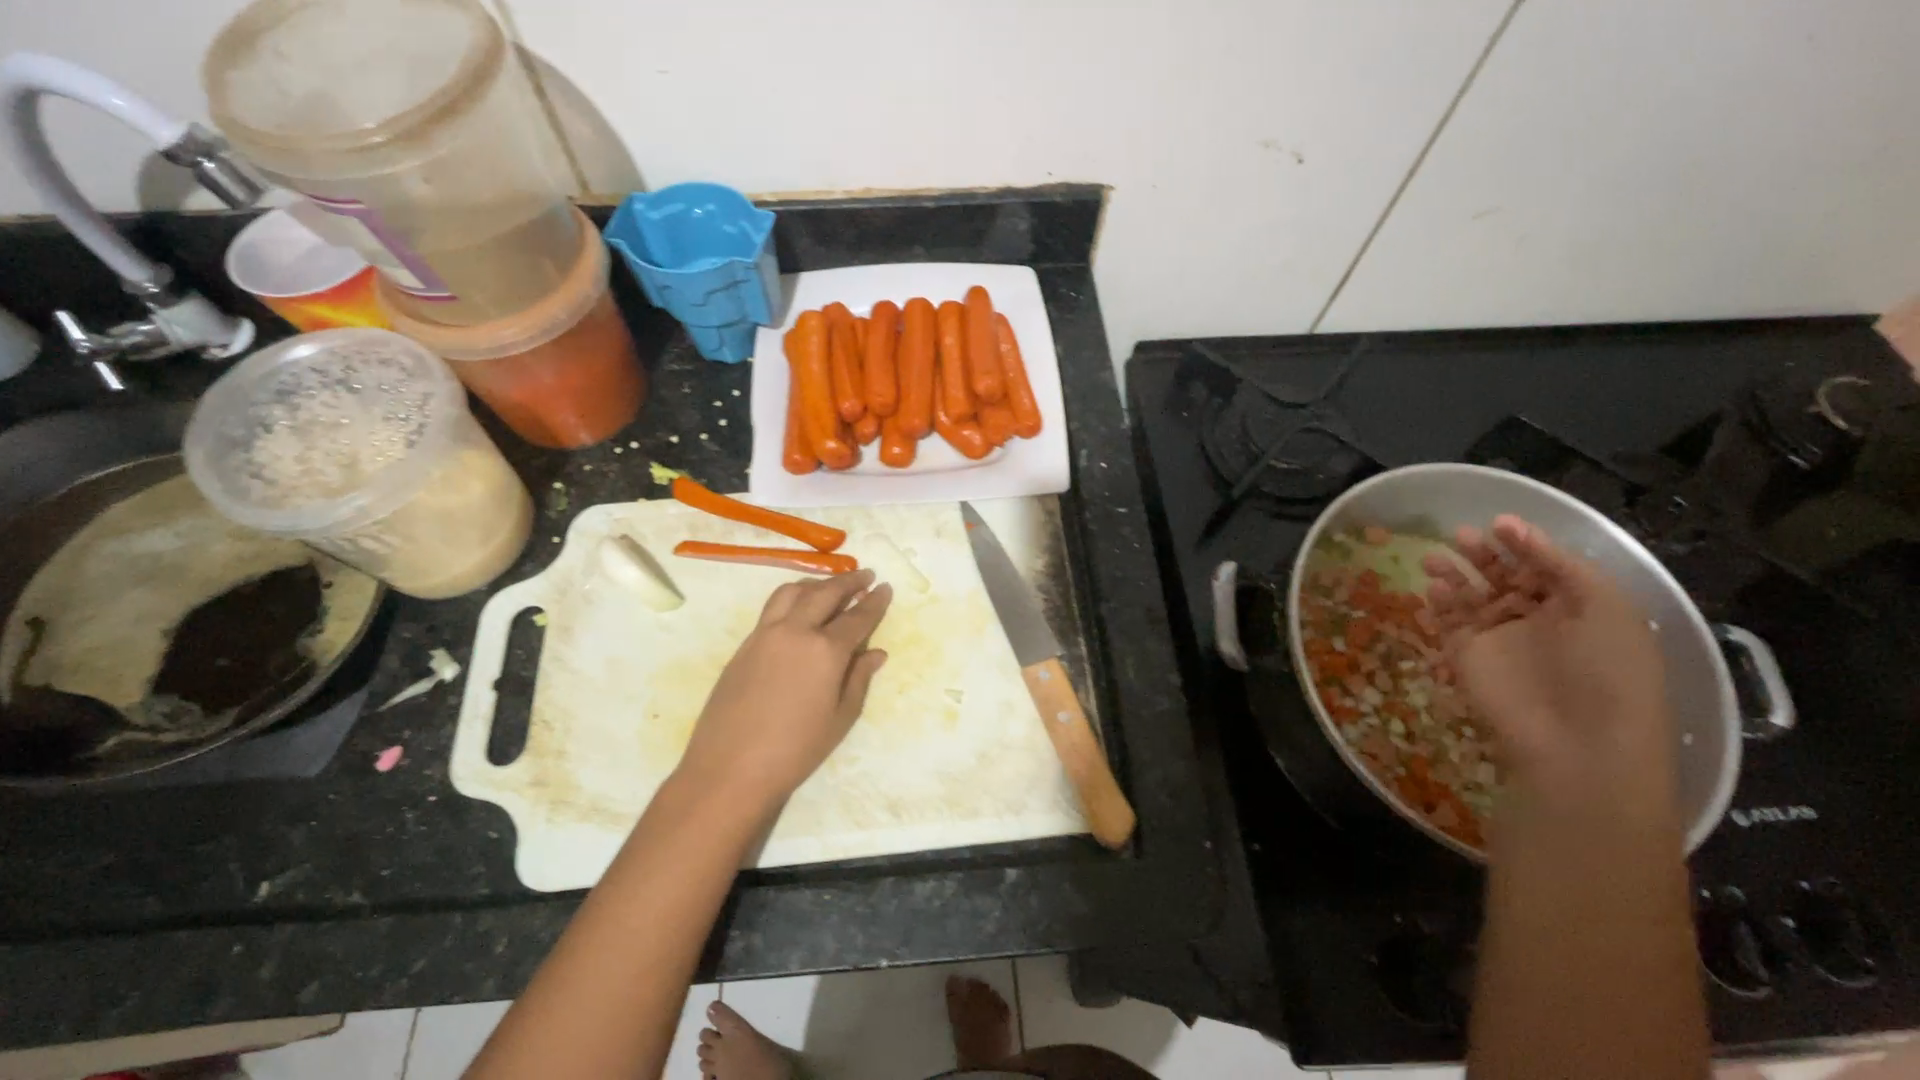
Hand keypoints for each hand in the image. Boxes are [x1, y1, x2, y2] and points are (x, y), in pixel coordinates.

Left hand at [675, 570, 893, 807]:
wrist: (730, 768)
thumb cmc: (795, 750)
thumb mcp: (840, 719)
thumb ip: (859, 679)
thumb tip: (876, 652)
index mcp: (825, 650)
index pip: (857, 617)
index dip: (875, 602)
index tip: (885, 587)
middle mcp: (795, 631)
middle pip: (824, 594)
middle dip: (847, 582)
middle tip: (864, 576)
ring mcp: (764, 635)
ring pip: (792, 593)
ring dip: (816, 584)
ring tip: (831, 586)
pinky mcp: (744, 645)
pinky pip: (772, 608)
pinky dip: (792, 598)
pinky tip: (799, 609)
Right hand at [1422, 516, 1676, 819]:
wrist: (1580, 742)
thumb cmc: (1607, 669)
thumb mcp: (1605, 605)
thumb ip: (1562, 564)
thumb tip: (1516, 531)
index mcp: (1578, 606)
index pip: (1542, 564)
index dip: (1522, 542)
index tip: (1498, 523)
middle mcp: (1536, 619)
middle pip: (1502, 576)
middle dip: (1481, 553)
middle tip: (1460, 535)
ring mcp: (1500, 639)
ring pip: (1469, 597)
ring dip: (1452, 574)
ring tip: (1432, 558)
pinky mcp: (1467, 659)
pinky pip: (1448, 624)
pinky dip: (1438, 605)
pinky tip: (1432, 589)